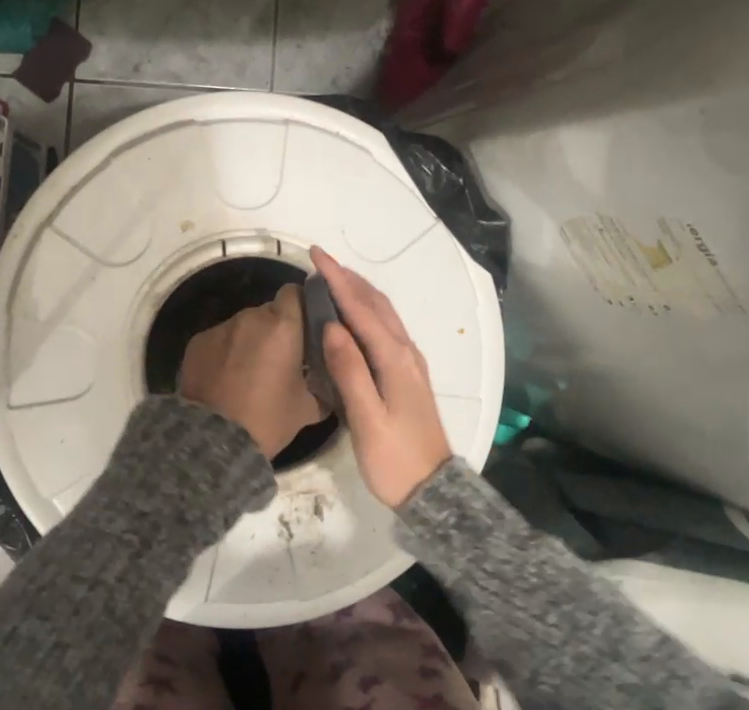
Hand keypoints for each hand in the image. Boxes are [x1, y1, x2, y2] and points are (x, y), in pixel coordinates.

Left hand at [179, 284, 325, 458]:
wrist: (214, 439)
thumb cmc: (268, 419)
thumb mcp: (309, 408)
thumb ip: (324, 385)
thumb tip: (329, 380)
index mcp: (283, 326)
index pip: (296, 293)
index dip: (302, 305)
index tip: (307, 327)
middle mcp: (250, 317)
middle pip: (269, 311)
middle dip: (277, 329)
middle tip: (282, 357)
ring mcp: (220, 327)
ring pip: (244, 325)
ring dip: (251, 340)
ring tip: (252, 372)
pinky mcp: (197, 341)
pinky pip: (220, 339)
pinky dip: (227, 351)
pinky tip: (227, 378)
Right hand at [312, 246, 452, 507]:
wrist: (432, 492)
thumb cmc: (394, 458)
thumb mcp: (367, 419)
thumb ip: (350, 371)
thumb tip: (331, 326)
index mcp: (395, 359)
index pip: (362, 309)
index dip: (338, 280)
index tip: (316, 256)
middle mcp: (406, 353)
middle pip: (376, 304)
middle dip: (348, 279)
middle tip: (320, 261)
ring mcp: (410, 363)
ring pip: (383, 314)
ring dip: (359, 292)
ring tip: (334, 279)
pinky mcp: (407, 374)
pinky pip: (384, 328)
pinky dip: (366, 311)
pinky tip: (352, 316)